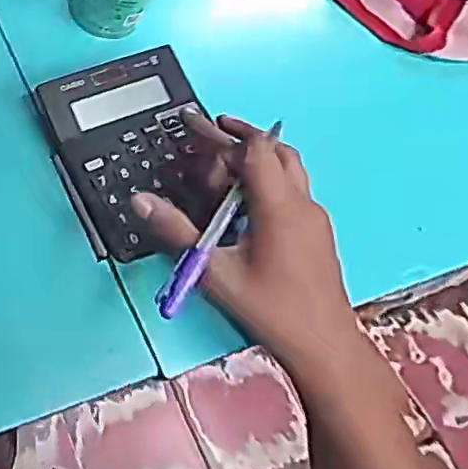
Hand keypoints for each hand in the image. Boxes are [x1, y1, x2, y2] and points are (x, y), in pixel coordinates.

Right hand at [130, 115, 357, 370]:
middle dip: (242, 137)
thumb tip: (144, 202)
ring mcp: (313, 219)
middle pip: (278, 152)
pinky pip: (292, 190)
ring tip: (224, 164)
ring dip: (257, 158)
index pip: (258, 150)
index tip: (202, 124)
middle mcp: (303, 207)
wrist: (323, 344)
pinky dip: (267, 179)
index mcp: (281, 209)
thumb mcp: (214, 270)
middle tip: (211, 135)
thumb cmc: (274, 310)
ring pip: (289, 169)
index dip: (228, 133)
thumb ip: (176, 230)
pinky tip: (243, 200)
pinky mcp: (315, 232)